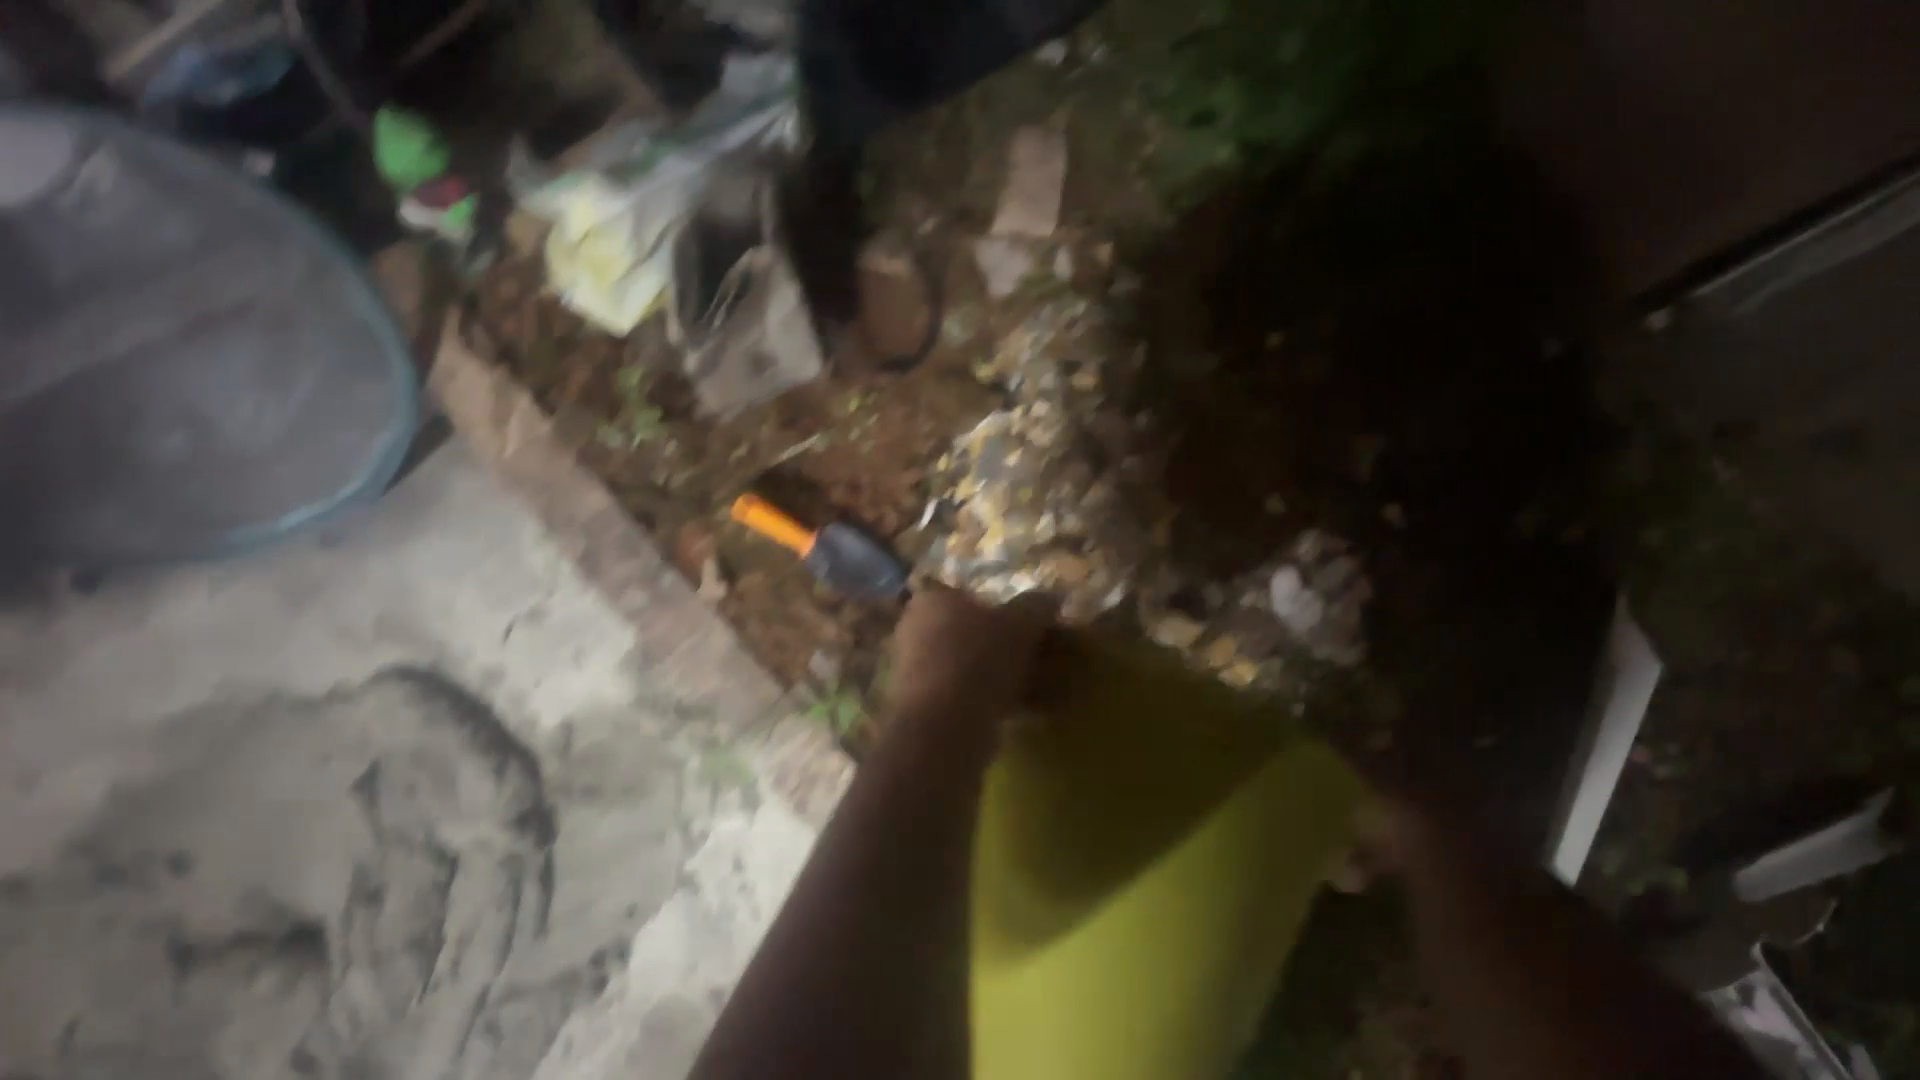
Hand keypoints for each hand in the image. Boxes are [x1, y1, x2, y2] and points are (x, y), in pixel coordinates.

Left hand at [885, 585, 1045, 738]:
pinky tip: (1013, 709)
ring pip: (958, 663)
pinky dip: (981, 698)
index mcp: (931, 600)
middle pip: (958, 629)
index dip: (987, 604)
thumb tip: (1050, 596)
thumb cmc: (979, 657)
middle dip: (987, 640)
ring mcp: (911, 669)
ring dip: (986, 672)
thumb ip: (1035, 606)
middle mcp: (913, 629)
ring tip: (1025, 683)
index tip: (1014, 619)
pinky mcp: (918, 704)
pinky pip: (957, 693)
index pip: (957, 592)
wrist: (946, 723)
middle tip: (1024, 651)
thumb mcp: (1020, 624)